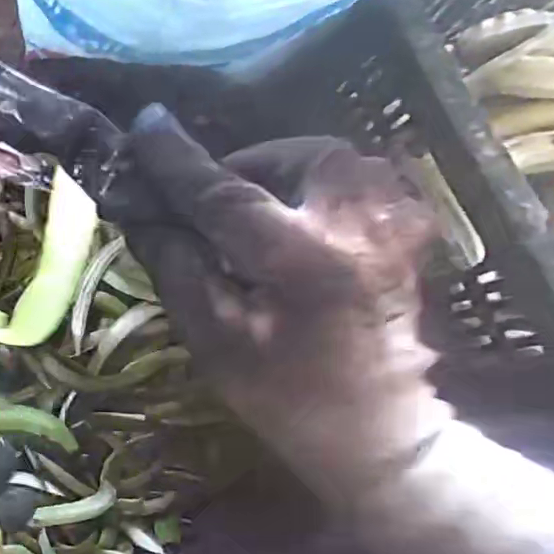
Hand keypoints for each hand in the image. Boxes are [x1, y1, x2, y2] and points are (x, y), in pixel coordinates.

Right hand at [112, 107, 442, 501]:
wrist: (377, 430)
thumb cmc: (282, 393)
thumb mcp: (209, 336)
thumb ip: (176, 264)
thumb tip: (147, 213)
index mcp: (303, 260)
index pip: (224, 193)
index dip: (177, 158)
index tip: (146, 123)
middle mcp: (360, 228)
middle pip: (299, 156)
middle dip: (248, 165)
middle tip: (214, 200)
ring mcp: (397, 227)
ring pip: (336, 159)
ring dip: (283, 172)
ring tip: (252, 211)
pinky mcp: (407, 233)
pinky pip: (358, 180)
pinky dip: (314, 185)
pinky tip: (293, 220)